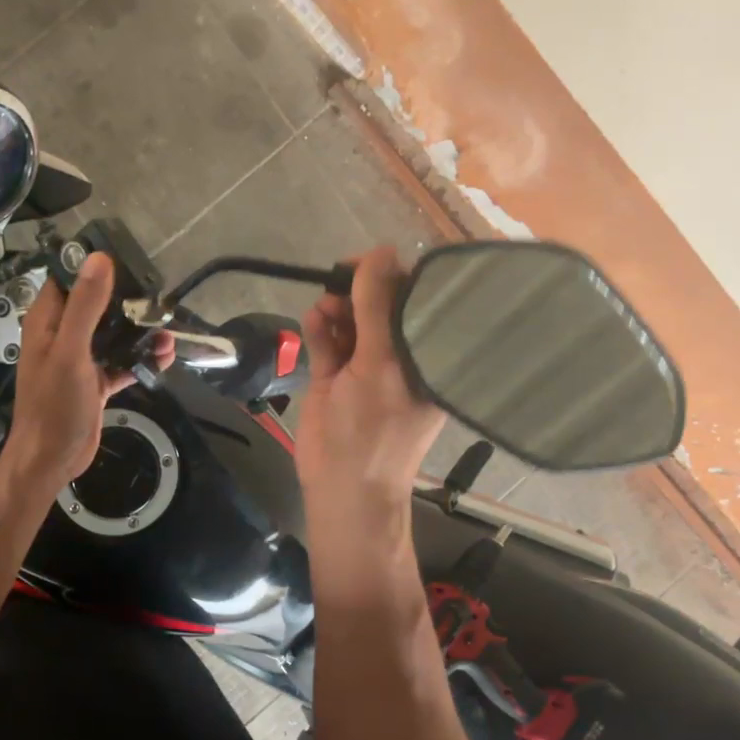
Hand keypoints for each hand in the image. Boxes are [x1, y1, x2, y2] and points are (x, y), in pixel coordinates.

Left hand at [3, 253, 175, 484]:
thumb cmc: (53, 406)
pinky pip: (120, 363)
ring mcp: (79, 361)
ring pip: (112, 335)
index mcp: (46, 322)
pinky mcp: (94, 384)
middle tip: (156, 293)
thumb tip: (100, 258)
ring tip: (167, 329)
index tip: (125, 255)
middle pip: (95, 305)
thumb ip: (85, 307)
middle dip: (124, 298)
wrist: (50, 460)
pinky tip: (164, 356)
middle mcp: (61, 336)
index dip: (91, 265)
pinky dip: (140, 360)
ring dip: (138, 332)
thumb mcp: (70, 352)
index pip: (66, 279)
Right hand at [296, 247, 445, 534]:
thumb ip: (378, 308)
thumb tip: (378, 253)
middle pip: (379, 305)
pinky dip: (320, 328)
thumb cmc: (372, 429)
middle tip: (338, 285)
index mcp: (426, 353)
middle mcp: (398, 354)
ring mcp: (364, 367)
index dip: (391, 276)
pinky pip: (328, 342)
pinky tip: (313, 321)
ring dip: (336, 308)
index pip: (415, 299)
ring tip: (324, 310)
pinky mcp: (334, 379)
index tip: (364, 265)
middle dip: (358, 291)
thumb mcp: (379, 364)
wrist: (343, 486)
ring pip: (351, 320)